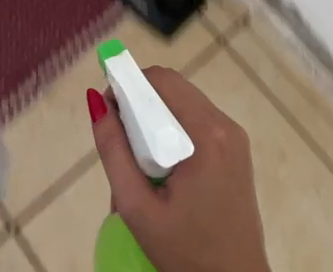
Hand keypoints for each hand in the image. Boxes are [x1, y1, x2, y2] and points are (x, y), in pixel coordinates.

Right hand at [89, 68, 270, 271]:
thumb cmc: (186, 252)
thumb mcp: (137, 207)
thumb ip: (113, 150)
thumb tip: (95, 100)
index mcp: (207, 134)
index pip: (162, 80)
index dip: (129, 85)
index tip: (109, 112)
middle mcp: (226, 126)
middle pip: (173, 89)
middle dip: (141, 105)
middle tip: (121, 142)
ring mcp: (235, 138)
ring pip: (183, 105)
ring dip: (156, 120)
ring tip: (140, 164)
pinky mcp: (237, 152)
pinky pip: (197, 123)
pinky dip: (173, 133)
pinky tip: (162, 171)